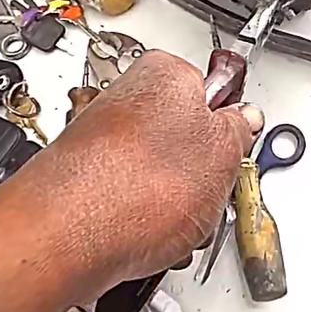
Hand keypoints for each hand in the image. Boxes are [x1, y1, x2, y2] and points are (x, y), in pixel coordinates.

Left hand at [0, 51, 257, 311]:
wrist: (66, 239)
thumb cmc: (132, 190)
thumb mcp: (223, 156)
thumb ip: (239, 132)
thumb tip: (244, 121)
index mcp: (166, 71)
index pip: (213, 93)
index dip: (228, 130)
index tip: (233, 150)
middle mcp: (127, 97)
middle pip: (186, 136)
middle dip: (200, 171)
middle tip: (208, 192)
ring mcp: (104, 140)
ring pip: (162, 170)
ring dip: (177, 199)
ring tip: (177, 222)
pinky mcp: (87, 178)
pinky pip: (134, 195)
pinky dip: (147, 216)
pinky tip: (151, 234)